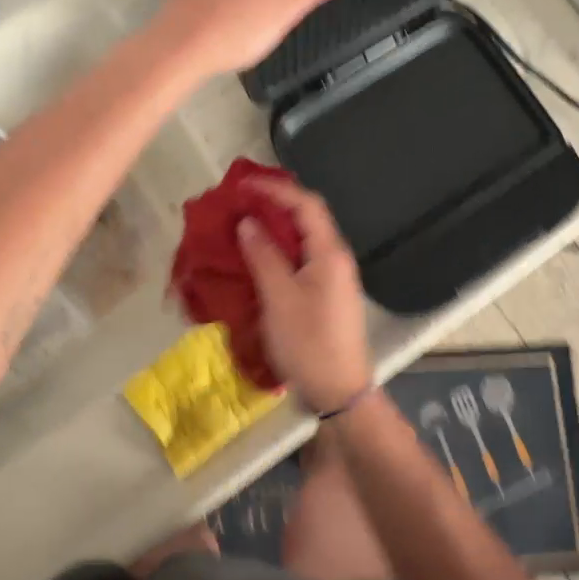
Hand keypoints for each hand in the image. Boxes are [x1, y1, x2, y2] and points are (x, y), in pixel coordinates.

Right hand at [236, 178, 372, 412]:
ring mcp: (333, 278)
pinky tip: (257, 260)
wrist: (339, 394)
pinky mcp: (326, 296)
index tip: (242, 186)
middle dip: (273, 206)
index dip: (275, 189)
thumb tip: (248, 223)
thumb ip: (263, 256)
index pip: (305, 205)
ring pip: (302, 240)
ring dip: (274, 229)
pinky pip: (301, 260)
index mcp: (329, 253)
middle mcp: (336, 259)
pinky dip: (279, 252)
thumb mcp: (279, 298)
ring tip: (242, 227)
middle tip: (239, 203)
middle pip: (306, 219)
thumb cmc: (309, 344)